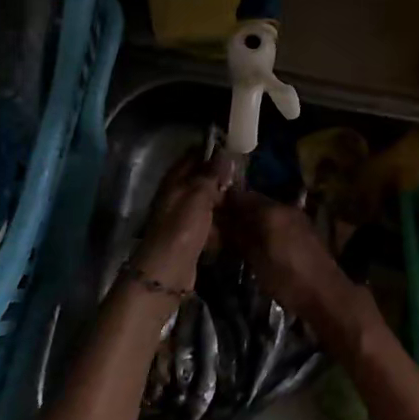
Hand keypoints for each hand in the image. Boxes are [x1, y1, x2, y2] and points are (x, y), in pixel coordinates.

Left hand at [135, 150, 237, 283]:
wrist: (169, 270)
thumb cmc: (183, 227)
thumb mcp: (198, 195)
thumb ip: (211, 174)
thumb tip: (224, 153)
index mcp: (174, 181)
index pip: (192, 157)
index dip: (211, 151)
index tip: (235, 149)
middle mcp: (177, 195)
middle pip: (201, 180)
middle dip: (222, 177)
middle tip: (248, 174)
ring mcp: (184, 217)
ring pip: (208, 202)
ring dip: (224, 200)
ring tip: (249, 196)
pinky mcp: (192, 236)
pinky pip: (211, 222)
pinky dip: (222, 220)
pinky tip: (239, 220)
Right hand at [218, 190, 379, 345]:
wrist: (325, 293)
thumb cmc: (286, 278)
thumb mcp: (255, 259)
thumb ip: (238, 235)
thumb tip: (221, 221)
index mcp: (271, 211)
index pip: (240, 195)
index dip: (224, 201)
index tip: (209, 211)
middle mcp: (284, 207)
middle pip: (255, 202)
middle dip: (238, 211)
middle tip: (221, 225)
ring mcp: (297, 217)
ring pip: (268, 211)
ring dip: (252, 219)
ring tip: (237, 236)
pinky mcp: (305, 229)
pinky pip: (279, 220)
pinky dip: (266, 226)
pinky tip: (259, 241)